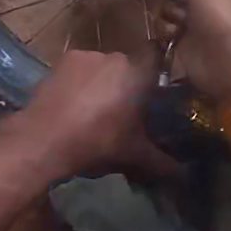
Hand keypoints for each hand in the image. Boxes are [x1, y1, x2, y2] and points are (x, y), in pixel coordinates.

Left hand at [10, 46, 160, 177]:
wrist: (47, 137)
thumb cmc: (99, 141)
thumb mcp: (134, 155)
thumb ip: (162, 162)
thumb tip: (183, 174)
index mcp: (136, 74)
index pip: (156, 55)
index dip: (156, 67)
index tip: (153, 87)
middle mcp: (114, 57)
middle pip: (127, 66)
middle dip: (126, 84)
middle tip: (122, 110)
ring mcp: (86, 55)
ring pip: (102, 66)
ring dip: (102, 81)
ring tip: (93, 109)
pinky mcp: (62, 60)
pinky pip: (79, 68)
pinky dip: (79, 80)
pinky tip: (72, 102)